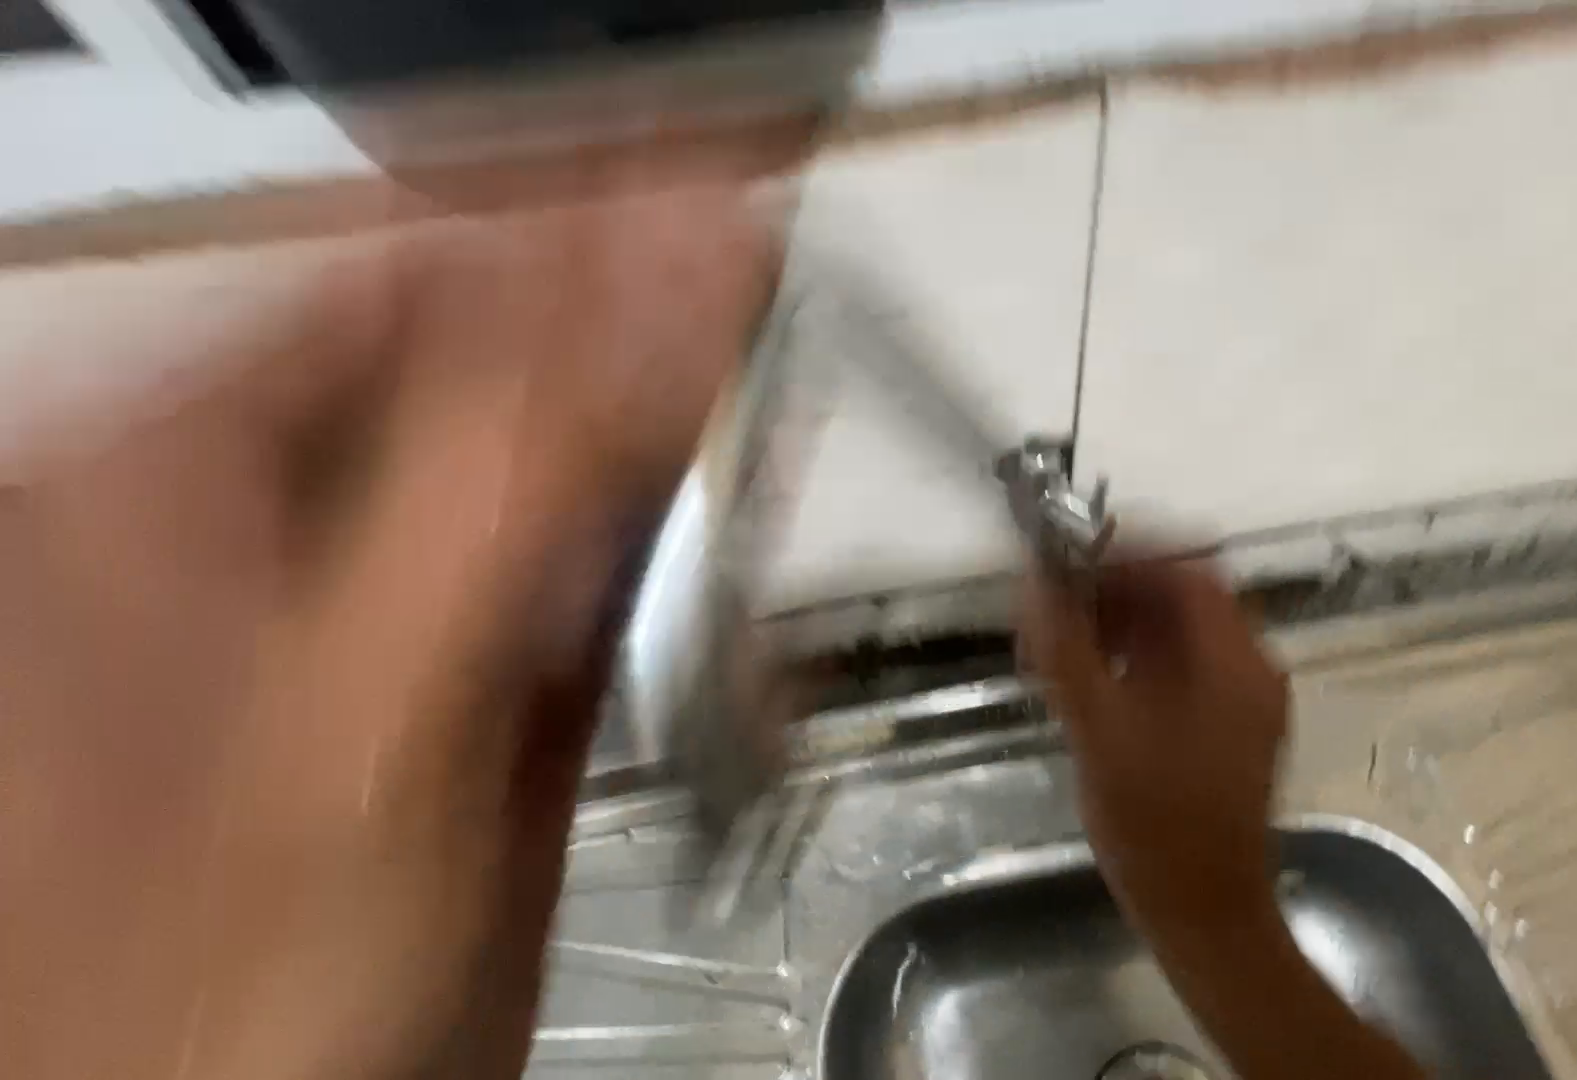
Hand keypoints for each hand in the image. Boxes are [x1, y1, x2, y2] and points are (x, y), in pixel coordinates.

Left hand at [0, 182, 777, 1079]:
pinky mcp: (516, 648)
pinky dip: (700, 496)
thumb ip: (529, 480)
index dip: (572, 205)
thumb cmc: (255, 979)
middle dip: (649, 291)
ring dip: (689, 386)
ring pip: (580, 437)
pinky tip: (759, 455)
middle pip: (510, 342)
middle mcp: (317, 499)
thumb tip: (682, 293)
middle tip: (768, 231)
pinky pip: (617, 535)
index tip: (715, 168)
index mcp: (194, 466)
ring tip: (777, 317)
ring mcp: (430, 575)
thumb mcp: (375, 707)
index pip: (410, 261)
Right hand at [1021, 558, 1289, 934]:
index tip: (1071, 555)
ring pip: (1171, 633)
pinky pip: (1172, 668)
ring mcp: (1236, 699)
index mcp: (1234, 664)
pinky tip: (1081, 679)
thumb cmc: (1155, 827)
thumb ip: (1064, 651)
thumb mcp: (1099, 732)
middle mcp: (1246, 670)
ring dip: (1113, 626)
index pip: (1189, 571)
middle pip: (1178, 598)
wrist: (1203, 915)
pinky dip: (1126, 660)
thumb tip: (1030, 582)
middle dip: (1111, 592)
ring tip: (1053, 645)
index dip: (1130, 551)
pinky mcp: (1220, 725)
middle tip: (1050, 605)